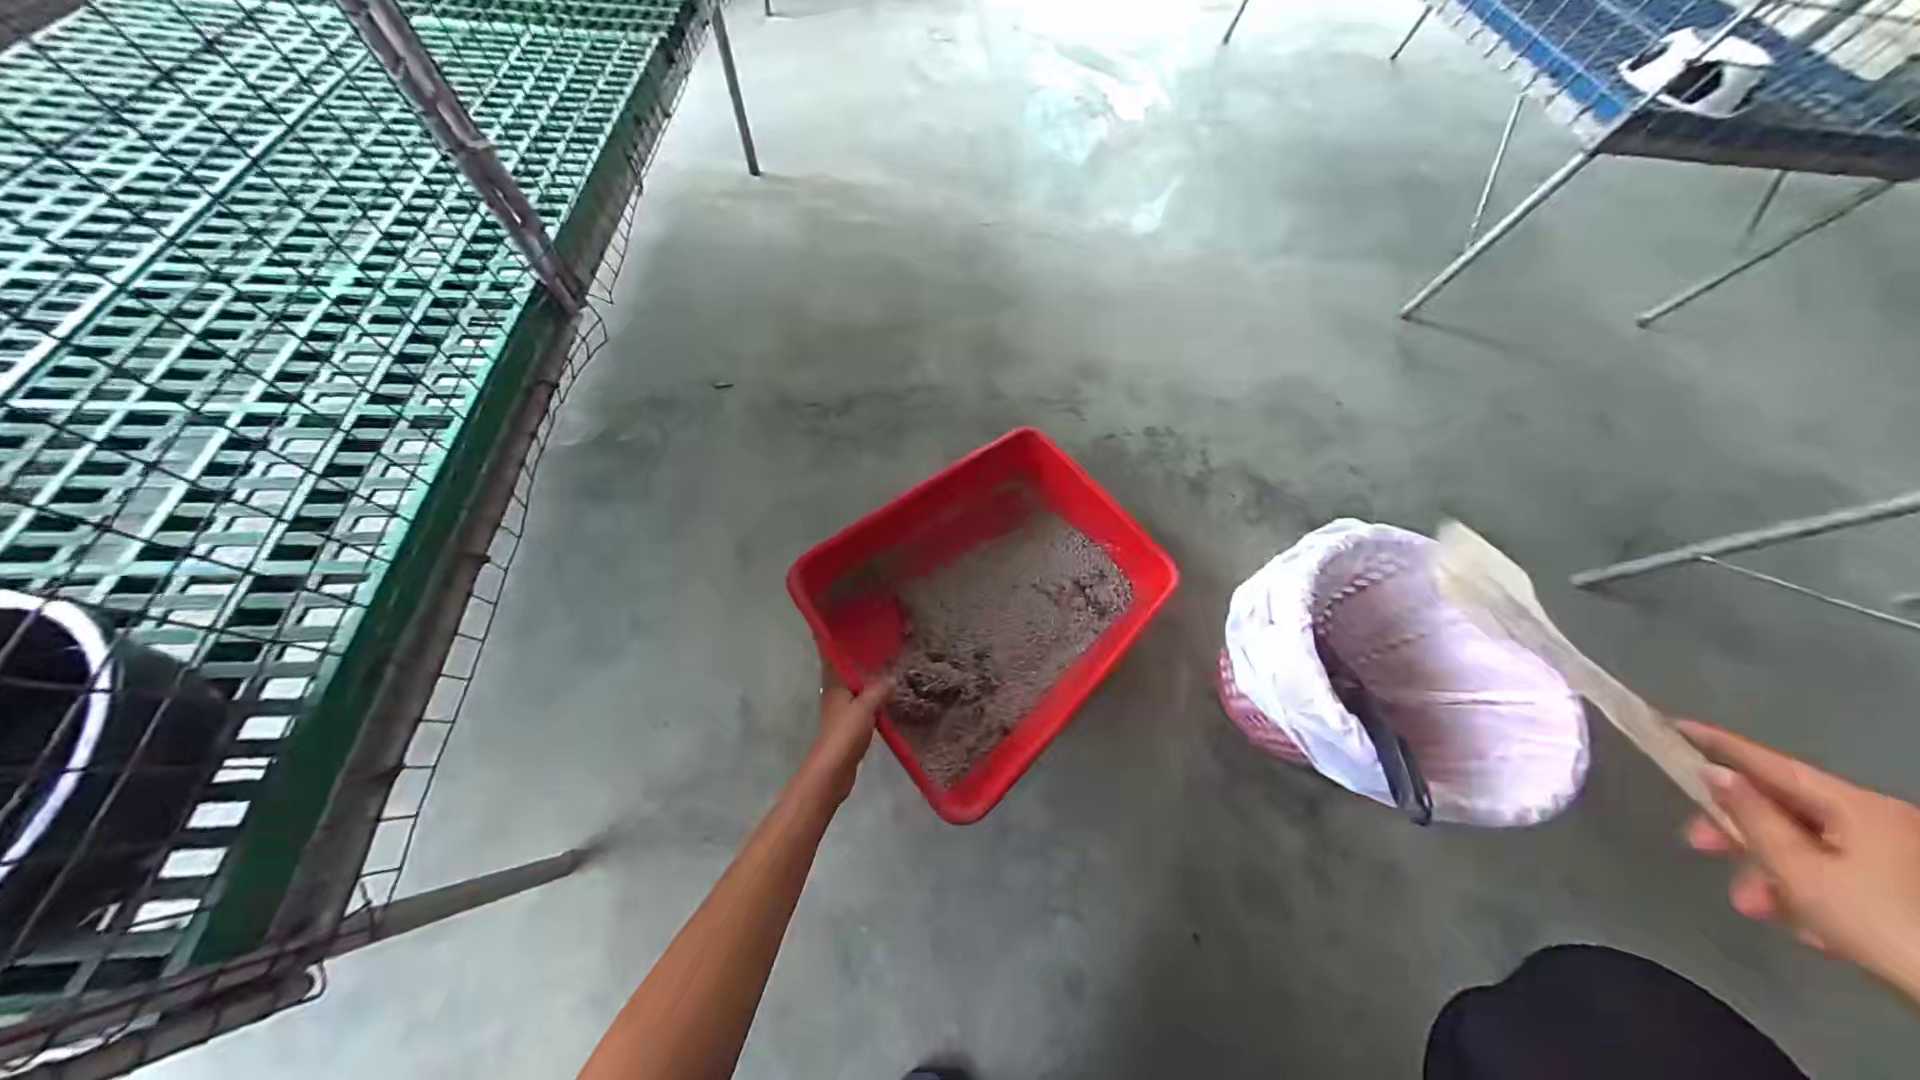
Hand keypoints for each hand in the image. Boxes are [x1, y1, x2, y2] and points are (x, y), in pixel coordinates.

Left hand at [809, 676, 892, 801]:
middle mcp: (835, 702)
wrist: (835, 769)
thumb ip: (879, 691)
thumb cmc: (847, 732)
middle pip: (854, 687)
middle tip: (892, 674)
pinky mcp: (847, 735)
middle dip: (871, 682)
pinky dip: (873, 716)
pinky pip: (863, 719)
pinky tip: (886, 715)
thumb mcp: (866, 706)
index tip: (878, 658)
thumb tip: (892, 679)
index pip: (845, 670)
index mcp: (835, 690)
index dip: (860, 664)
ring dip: (873, 700)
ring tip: (893, 692)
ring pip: (859, 704)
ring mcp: (840, 719)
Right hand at [1680, 719, 1919, 1002]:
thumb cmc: (1876, 919)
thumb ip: (1751, 817)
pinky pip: (1841, 874)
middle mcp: (1885, 821)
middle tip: (1701, 847)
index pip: (1773, 765)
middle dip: (1740, 832)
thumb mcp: (1797, 869)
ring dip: (1773, 873)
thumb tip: (1715, 774)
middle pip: (1788, 811)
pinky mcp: (1907, 888)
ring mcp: (1901, 855)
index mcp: (1859, 807)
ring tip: (1759, 908)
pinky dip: (1812, 892)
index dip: (1721, 746)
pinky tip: (1810, 928)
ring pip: (1811, 848)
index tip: (1678, 727)